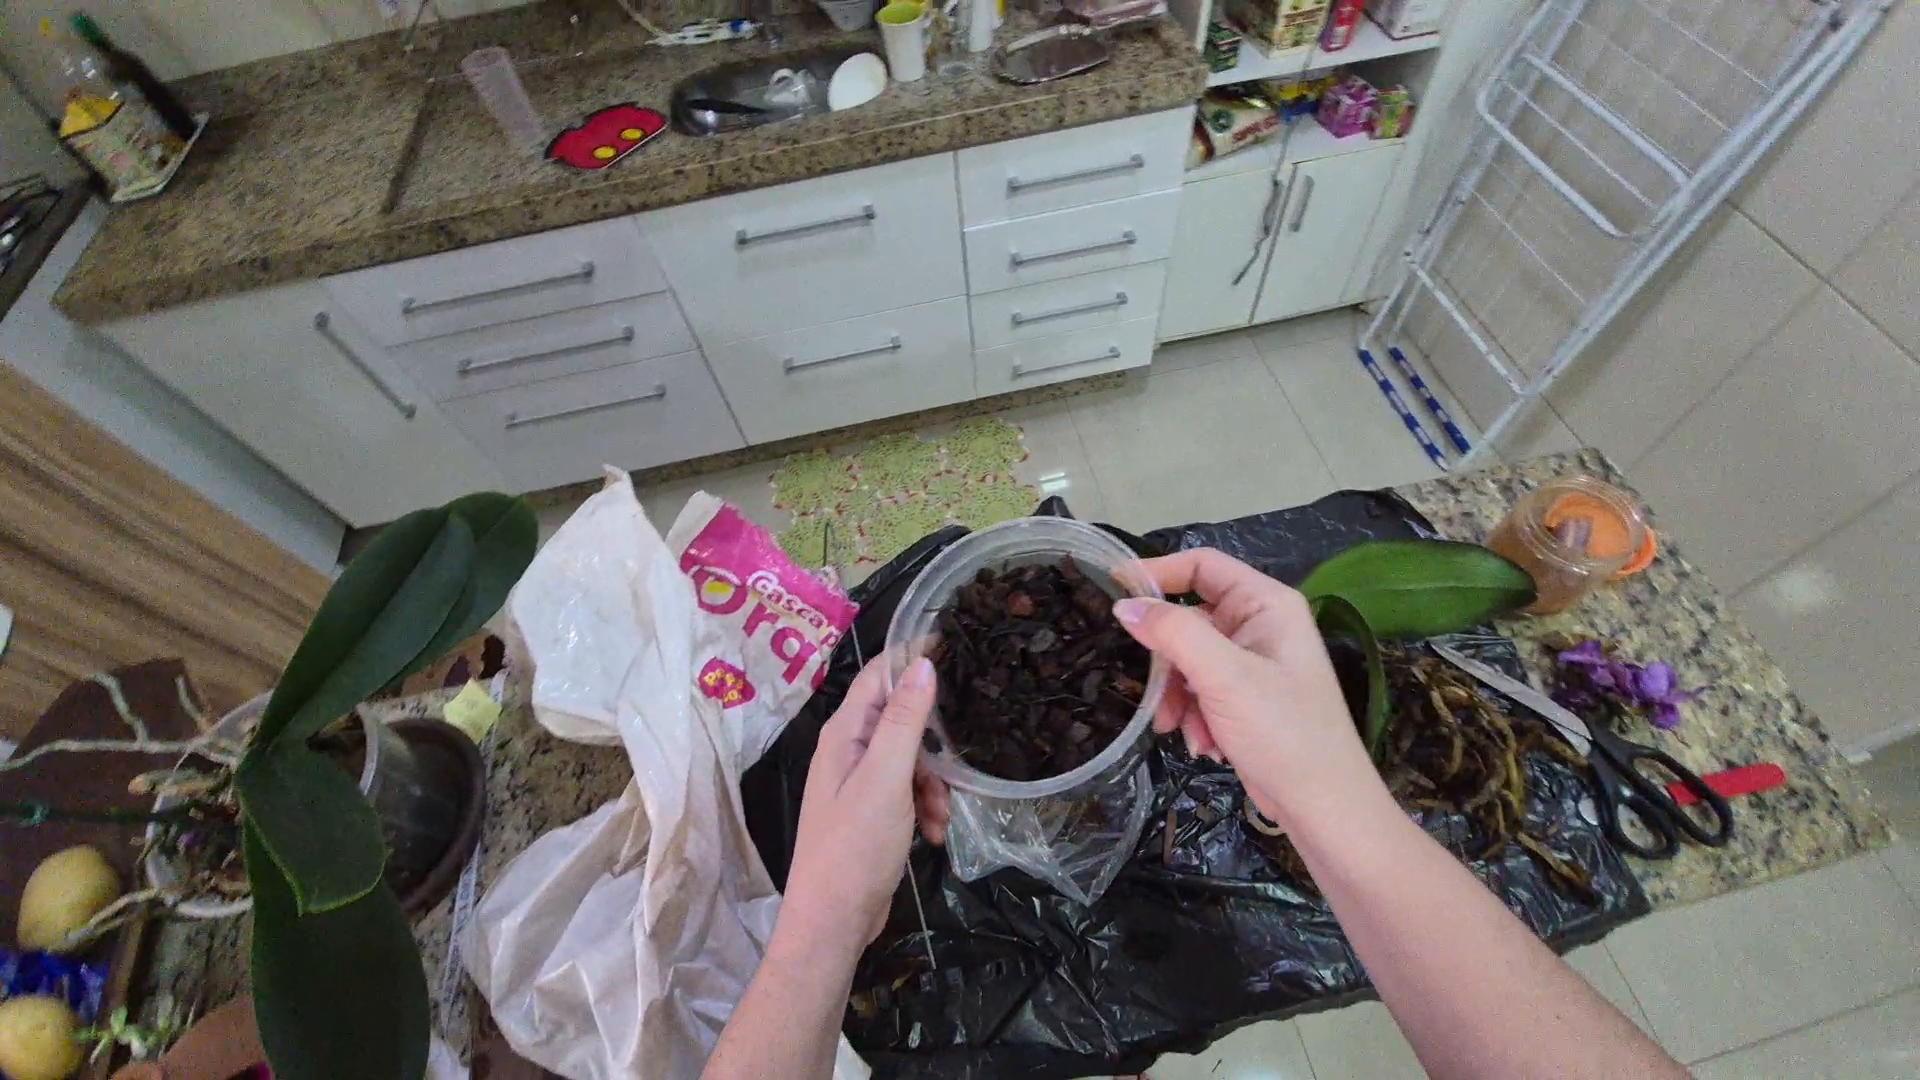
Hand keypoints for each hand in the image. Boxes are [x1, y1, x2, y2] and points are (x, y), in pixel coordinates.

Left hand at [781, 655, 935, 958]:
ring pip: (910, 758)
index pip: (879, 674)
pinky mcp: (872, 811)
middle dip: (932, 740)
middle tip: (958, 759)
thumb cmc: (855, 846)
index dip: (912, 657)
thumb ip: (904, 720)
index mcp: (845, 734)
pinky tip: (934, 833)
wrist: (834, 923)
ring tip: (942, 814)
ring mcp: (859, 782)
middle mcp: (849, 750)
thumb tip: (922, 663)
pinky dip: (924, 806)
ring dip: (933, 782)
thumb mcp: (886, 778)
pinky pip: (907, 791)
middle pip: (900, 718)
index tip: (953, 648)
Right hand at [1111, 549, 1387, 831]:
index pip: (1201, 566)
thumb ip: (1172, 633)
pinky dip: (1191, 712)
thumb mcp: (1222, 676)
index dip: (1156, 571)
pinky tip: (1201, 742)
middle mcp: (1258, 625)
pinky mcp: (1242, 695)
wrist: (1322, 807)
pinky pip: (1197, 688)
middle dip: (1166, 659)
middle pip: (1188, 618)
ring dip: (1175, 693)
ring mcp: (1250, 662)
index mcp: (1265, 604)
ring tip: (1178, 727)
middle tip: (1150, 687)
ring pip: (1186, 658)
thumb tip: (1123, 605)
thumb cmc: (1282, 731)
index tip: (1113, 586)